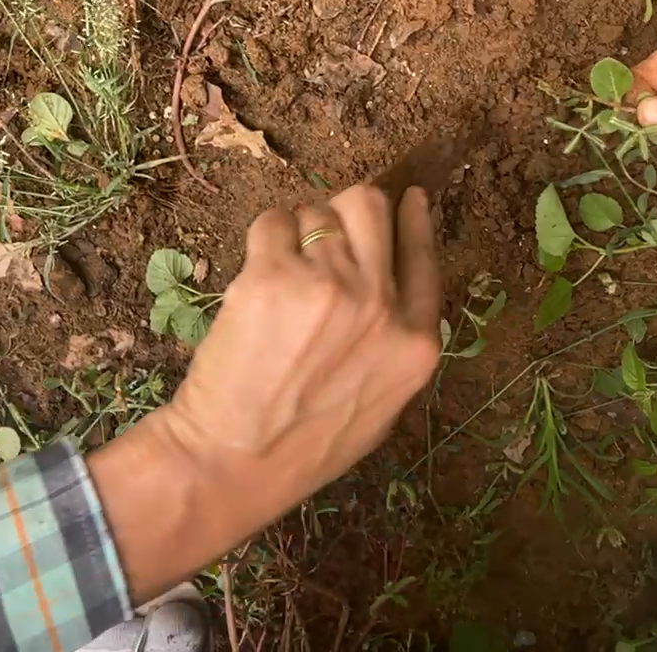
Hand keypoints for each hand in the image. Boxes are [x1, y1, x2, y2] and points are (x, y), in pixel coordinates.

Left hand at [87, 185, 441, 601]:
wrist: (233, 462)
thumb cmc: (309, 443)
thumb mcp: (384, 401)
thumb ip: (397, 337)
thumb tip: (389, 279)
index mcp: (415, 340)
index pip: (423, 254)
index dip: (415, 218)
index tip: (410, 195)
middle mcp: (379, 303)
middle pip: (370, 206)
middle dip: (346, 209)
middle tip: (323, 235)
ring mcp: (327, 284)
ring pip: (317, 211)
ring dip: (300, 231)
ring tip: (283, 273)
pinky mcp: (273, 275)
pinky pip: (273, 221)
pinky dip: (266, 237)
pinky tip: (258, 273)